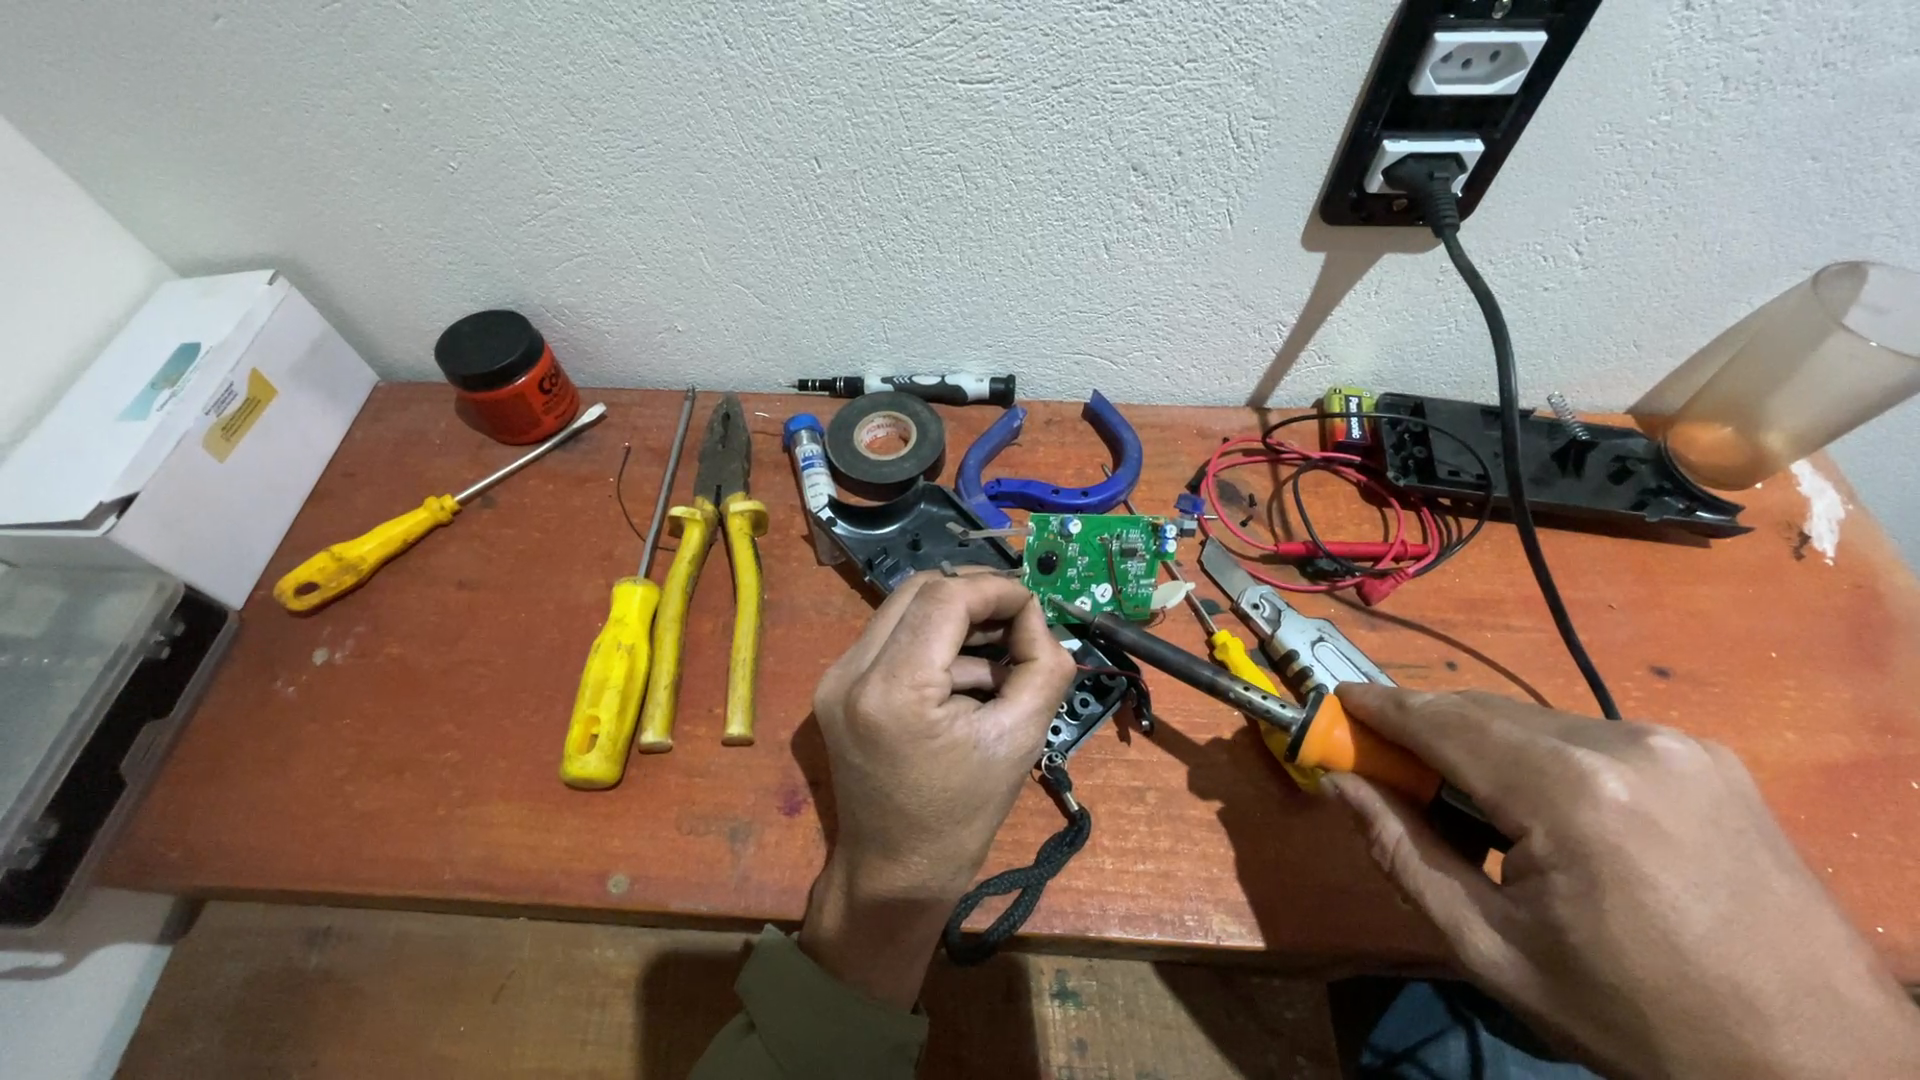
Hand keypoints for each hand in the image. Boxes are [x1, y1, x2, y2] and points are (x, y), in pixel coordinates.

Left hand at [799, 571, 1073, 1006]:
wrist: (895, 873)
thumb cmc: (962, 816)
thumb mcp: (1021, 740)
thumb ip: (1042, 665)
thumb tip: (1035, 618)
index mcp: (894, 688)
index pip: (946, 598)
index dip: (997, 590)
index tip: (1035, 607)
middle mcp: (851, 671)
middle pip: (919, 590)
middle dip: (975, 595)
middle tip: (1018, 619)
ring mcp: (836, 678)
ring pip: (903, 609)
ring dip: (955, 618)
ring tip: (999, 653)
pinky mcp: (836, 688)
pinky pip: (891, 639)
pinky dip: (933, 642)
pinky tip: (966, 679)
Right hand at [1328, 684, 1919, 1079]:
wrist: (1825, 1066)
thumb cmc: (1635, 1018)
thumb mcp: (1493, 950)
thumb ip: (1403, 853)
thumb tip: (1339, 782)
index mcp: (1570, 793)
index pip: (1444, 722)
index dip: (1380, 708)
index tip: (1333, 700)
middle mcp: (1625, 743)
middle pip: (1486, 712)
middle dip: (1425, 727)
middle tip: (1380, 756)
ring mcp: (1676, 743)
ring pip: (1536, 720)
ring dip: (1481, 743)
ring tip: (1457, 792)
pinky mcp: (1707, 756)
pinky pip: (1588, 736)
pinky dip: (1538, 754)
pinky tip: (1536, 805)